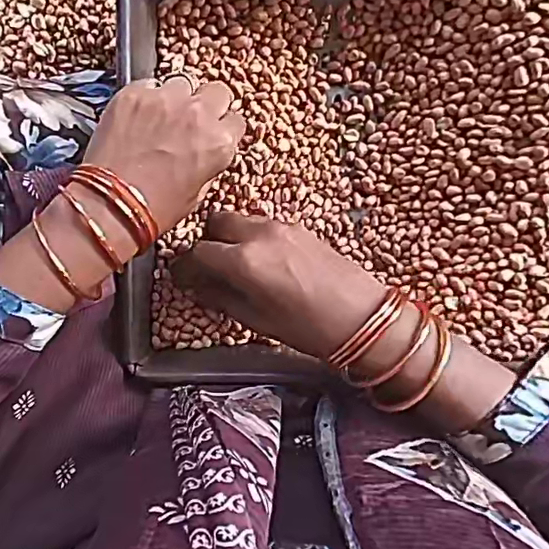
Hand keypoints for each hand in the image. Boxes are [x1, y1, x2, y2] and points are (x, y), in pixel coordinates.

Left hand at [80, 75, 246, 235]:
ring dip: (175, 98)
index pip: (235, 120)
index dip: (222, 127)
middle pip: (216, 91)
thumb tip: (205, 150)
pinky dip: (145, 98)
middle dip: (207, 103)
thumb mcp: (197, 195)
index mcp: (220, 142)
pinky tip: (136, 117)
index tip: (211, 133)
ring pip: (181, 83)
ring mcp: (165, 100)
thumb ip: (209, 163)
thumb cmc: (154, 209)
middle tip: (190, 120)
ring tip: (160, 117)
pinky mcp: (134, 94)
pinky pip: (148, 84)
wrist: (110, 205)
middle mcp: (198, 114)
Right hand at [173, 211, 518, 430]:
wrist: (366, 319)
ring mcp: (282, 227)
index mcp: (244, 261)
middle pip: (215, 222)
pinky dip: (251, 236)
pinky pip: (263, 224)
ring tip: (233, 265)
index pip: (198, 252)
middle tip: (205, 267)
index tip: (181, 276)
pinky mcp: (300, 228)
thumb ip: (222, 298)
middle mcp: (260, 235)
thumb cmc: (311, 329)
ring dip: (229, 236)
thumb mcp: (257, 320)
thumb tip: (199, 287)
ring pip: (240, 219)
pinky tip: (260, 262)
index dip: (184, 266)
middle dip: (205, 242)